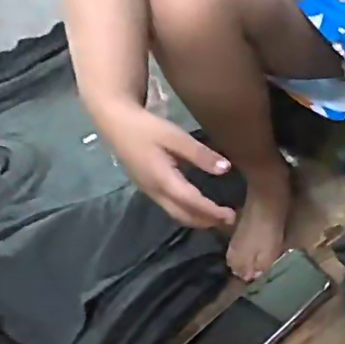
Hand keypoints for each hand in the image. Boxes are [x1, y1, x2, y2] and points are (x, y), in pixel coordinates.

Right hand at [98, 104, 237, 228]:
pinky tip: (199, 206)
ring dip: (198, 219)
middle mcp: (155, 191)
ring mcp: (149, 191)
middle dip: (207, 221)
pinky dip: (188, 211)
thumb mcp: (175, 136)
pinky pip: (170, 207)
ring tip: (217, 217)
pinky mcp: (147, 188)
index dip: (212, 212)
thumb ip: (200, 154)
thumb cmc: (145, 127)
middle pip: (184, 215)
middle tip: (229, 220)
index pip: (192, 202)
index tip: (231, 215)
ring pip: (176, 214)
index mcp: (163, 180)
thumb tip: (226, 168)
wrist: (113, 121)